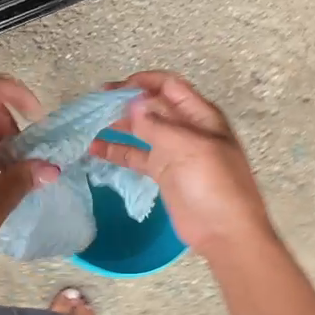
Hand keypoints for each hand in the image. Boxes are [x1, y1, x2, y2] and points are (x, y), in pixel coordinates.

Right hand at [88, 72, 276, 260]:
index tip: (114, 88)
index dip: (142, 82)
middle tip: (94, 104)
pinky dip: (115, 151)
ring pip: (141, 129)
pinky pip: (135, 155)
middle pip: (152, 106)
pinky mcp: (162, 172)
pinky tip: (94, 149)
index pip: (169, 86)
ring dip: (117, 124)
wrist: (225, 232)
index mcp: (200, 116)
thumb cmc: (213, 184)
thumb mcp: (187, 147)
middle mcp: (186, 129)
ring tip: (89, 122)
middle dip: (125, 101)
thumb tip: (133, 103)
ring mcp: (173, 151)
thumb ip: (156, 123)